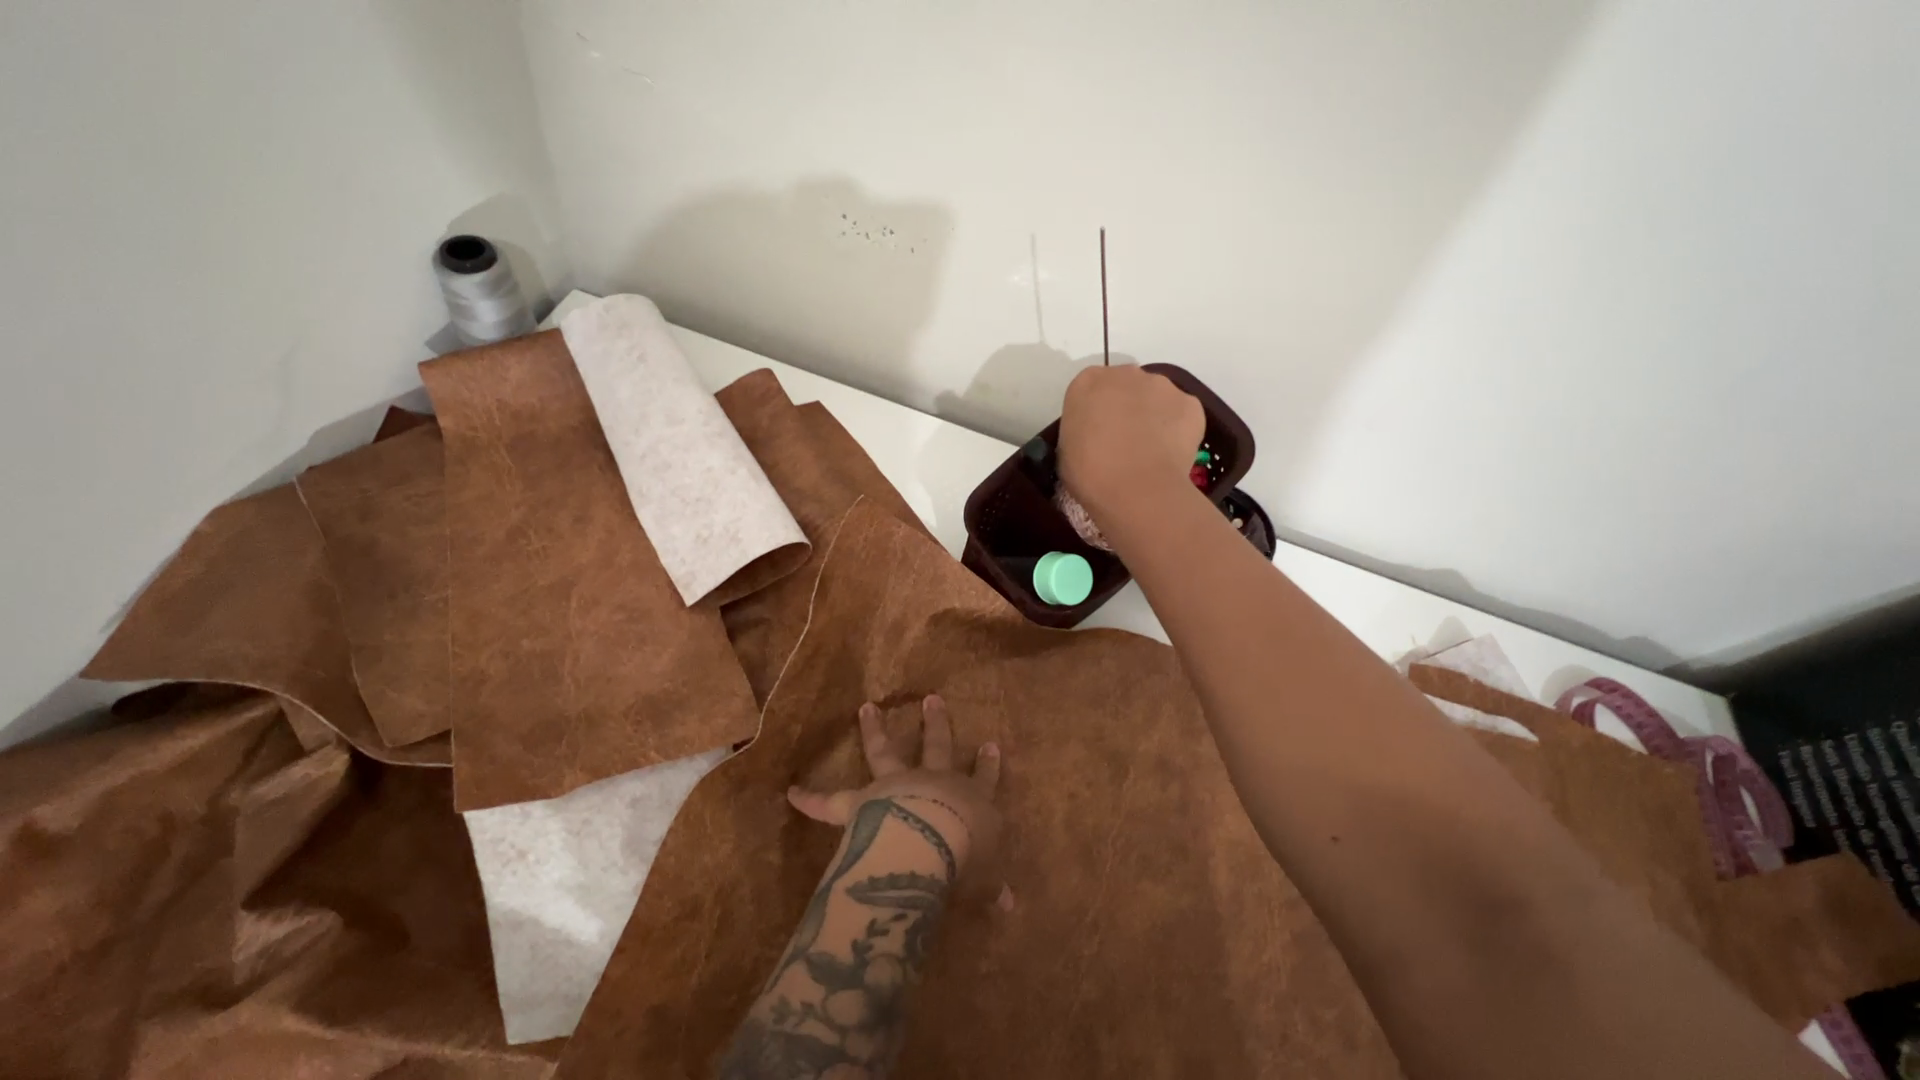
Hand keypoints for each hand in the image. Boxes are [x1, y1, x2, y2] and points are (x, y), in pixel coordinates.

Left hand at [788, 695, 1002, 878]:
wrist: (931, 844)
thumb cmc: (967, 859)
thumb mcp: (987, 878)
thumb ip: (993, 888)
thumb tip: (1011, 904)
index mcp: (971, 801)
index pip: (984, 779)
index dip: (988, 765)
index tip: (990, 745)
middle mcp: (935, 782)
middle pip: (938, 747)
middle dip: (937, 724)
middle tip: (932, 698)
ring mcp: (895, 785)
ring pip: (885, 752)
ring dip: (875, 730)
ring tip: (866, 706)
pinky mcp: (862, 801)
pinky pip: (830, 801)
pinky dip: (810, 798)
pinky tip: (790, 792)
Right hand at [1058, 364, 1205, 520]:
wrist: (1136, 489)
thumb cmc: (1089, 474)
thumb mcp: (1067, 450)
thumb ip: (1082, 431)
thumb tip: (1097, 437)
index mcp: (1087, 383)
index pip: (1091, 390)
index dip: (1097, 413)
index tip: (1098, 435)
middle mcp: (1125, 374)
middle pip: (1127, 386)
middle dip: (1127, 408)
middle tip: (1126, 442)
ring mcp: (1161, 385)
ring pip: (1158, 398)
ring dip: (1155, 417)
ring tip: (1152, 451)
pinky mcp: (1190, 403)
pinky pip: (1183, 414)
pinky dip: (1180, 430)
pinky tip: (1172, 455)